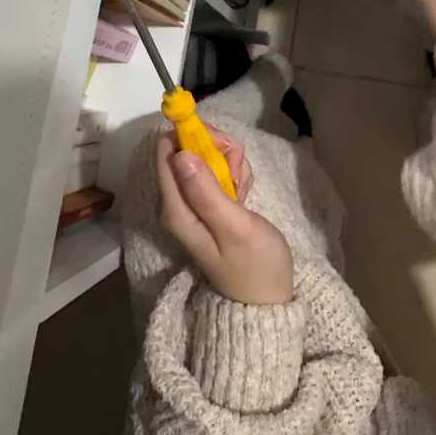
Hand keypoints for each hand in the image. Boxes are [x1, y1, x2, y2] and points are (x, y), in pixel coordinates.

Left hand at [156, 128, 293, 305]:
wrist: (268, 295)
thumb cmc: (255, 263)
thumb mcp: (235, 227)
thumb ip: (206, 191)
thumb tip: (180, 154)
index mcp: (176, 208)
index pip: (167, 151)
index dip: (194, 139)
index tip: (223, 148)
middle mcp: (177, 202)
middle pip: (187, 150)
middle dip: (217, 150)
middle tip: (238, 171)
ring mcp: (192, 202)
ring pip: (205, 158)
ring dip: (229, 162)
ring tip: (244, 188)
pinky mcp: (207, 202)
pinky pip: (216, 171)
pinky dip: (233, 174)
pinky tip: (244, 193)